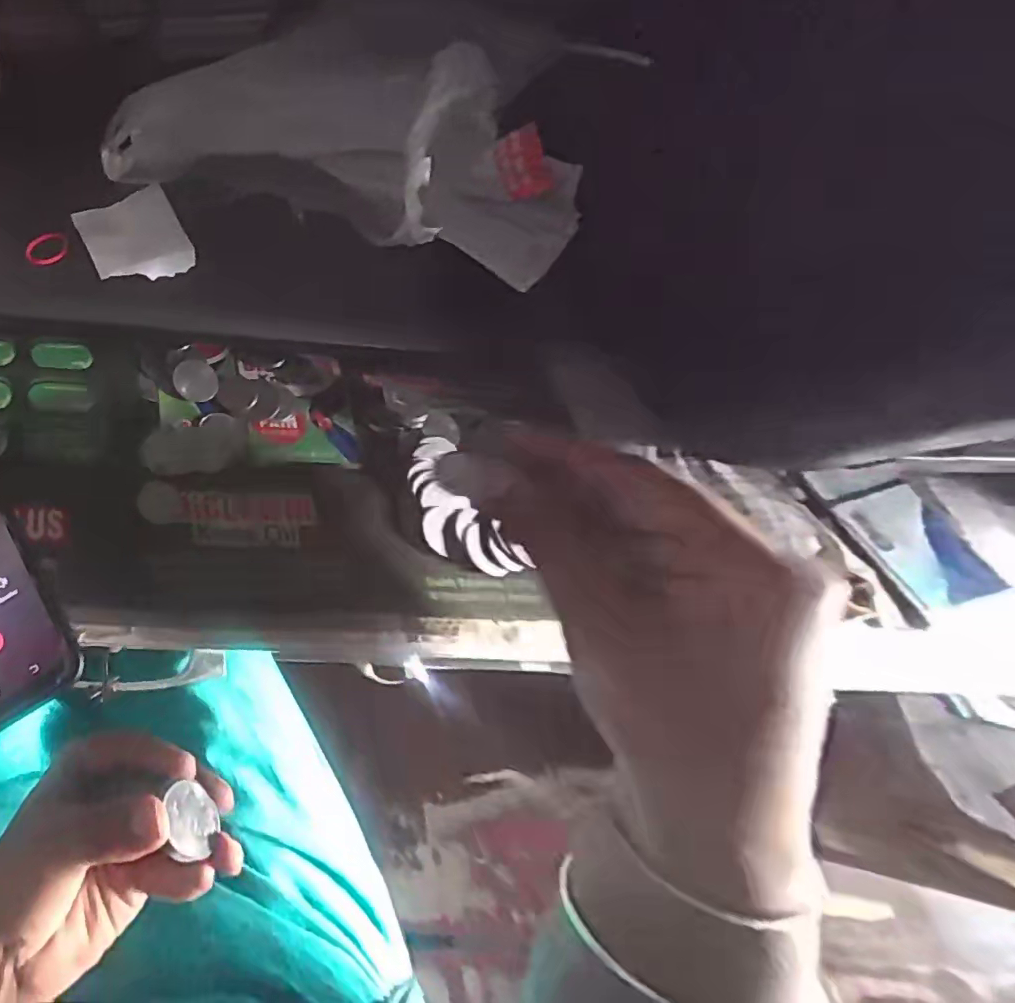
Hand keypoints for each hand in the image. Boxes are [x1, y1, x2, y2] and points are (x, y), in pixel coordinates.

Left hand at [0, 732, 243, 1002]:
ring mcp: (125, 840)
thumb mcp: (58, 846)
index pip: (123, 750)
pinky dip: (188, 873)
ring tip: (228, 856)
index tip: (187, 769)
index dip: (155, 753)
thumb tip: (160, 814)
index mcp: (80, 774)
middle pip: (157, 785)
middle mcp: (106, 799)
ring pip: (172, 829)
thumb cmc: (20, 882)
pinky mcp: (136, 881)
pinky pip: (169, 870)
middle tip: (223, 805)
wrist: (8, 957)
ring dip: (202, 838)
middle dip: (192, 794)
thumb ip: (107, 829)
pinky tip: (201, 880)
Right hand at [445, 431, 843, 915]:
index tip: (496, 435)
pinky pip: (654, 548)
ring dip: (575, 507)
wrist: (716, 807)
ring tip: (506, 490)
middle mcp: (766, 555)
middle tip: (488, 461)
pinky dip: (598, 537)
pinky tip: (550, 527)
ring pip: (645, 521)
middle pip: (645, 496)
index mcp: (752, 559)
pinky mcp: (729, 595)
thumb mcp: (595, 618)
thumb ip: (542, 533)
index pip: (641, 481)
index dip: (562, 455)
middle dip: (562, 479)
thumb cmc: (660, 716)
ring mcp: (751, 576)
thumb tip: (477, 470)